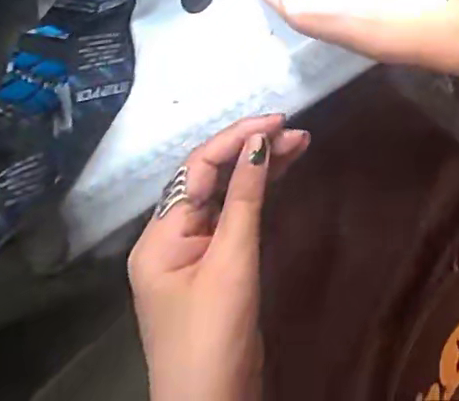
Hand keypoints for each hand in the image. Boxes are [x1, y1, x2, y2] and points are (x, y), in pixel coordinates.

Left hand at [129, 115, 309, 400]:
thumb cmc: (215, 338)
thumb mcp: (232, 264)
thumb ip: (244, 198)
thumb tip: (257, 142)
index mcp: (159, 235)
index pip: (197, 167)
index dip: (237, 137)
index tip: (277, 121)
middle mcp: (169, 236)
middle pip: (210, 176)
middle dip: (251, 149)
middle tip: (295, 133)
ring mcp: (190, 251)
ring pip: (223, 193)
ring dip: (258, 168)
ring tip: (298, 144)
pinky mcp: (211, 266)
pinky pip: (231, 216)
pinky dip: (256, 194)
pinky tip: (278, 175)